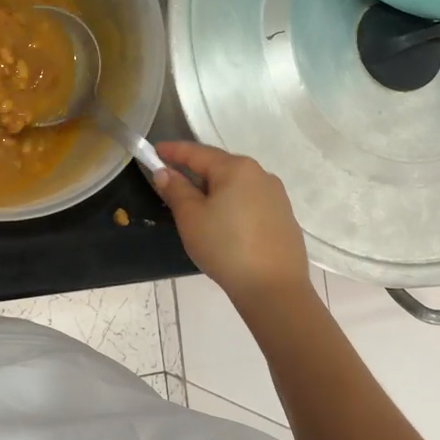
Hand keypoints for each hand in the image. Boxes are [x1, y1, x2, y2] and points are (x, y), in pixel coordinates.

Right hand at [150, 141, 311, 303]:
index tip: (154, 151)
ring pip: (236, 185)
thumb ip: (175, 190)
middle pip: (219, 167)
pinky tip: (226, 226)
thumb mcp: (190, 218)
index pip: (197, 152)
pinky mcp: (284, 217)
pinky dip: (232, 205)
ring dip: (215, 191)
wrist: (274, 288)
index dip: (173, 151)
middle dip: (195, 173)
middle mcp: (260, 174)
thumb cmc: (225, 247)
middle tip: (172, 185)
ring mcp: (276, 195)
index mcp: (236, 168)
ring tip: (198, 209)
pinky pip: (250, 202)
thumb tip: (164, 172)